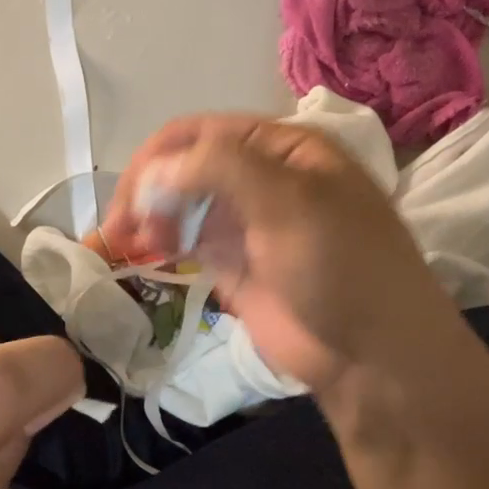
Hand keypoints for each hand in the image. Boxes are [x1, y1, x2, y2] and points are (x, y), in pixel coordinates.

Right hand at [102, 114, 461, 392]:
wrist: (370, 352)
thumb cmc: (340, 266)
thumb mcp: (289, 202)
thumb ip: (222, 169)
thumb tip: (154, 171)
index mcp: (282, 149)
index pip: (200, 135)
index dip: (157, 162)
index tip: (129, 204)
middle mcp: (259, 180)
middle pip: (182, 170)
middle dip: (145, 194)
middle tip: (118, 234)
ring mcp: (243, 225)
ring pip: (178, 208)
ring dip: (146, 220)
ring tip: (124, 249)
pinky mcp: (231, 267)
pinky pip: (184, 245)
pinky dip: (157, 246)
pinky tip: (141, 259)